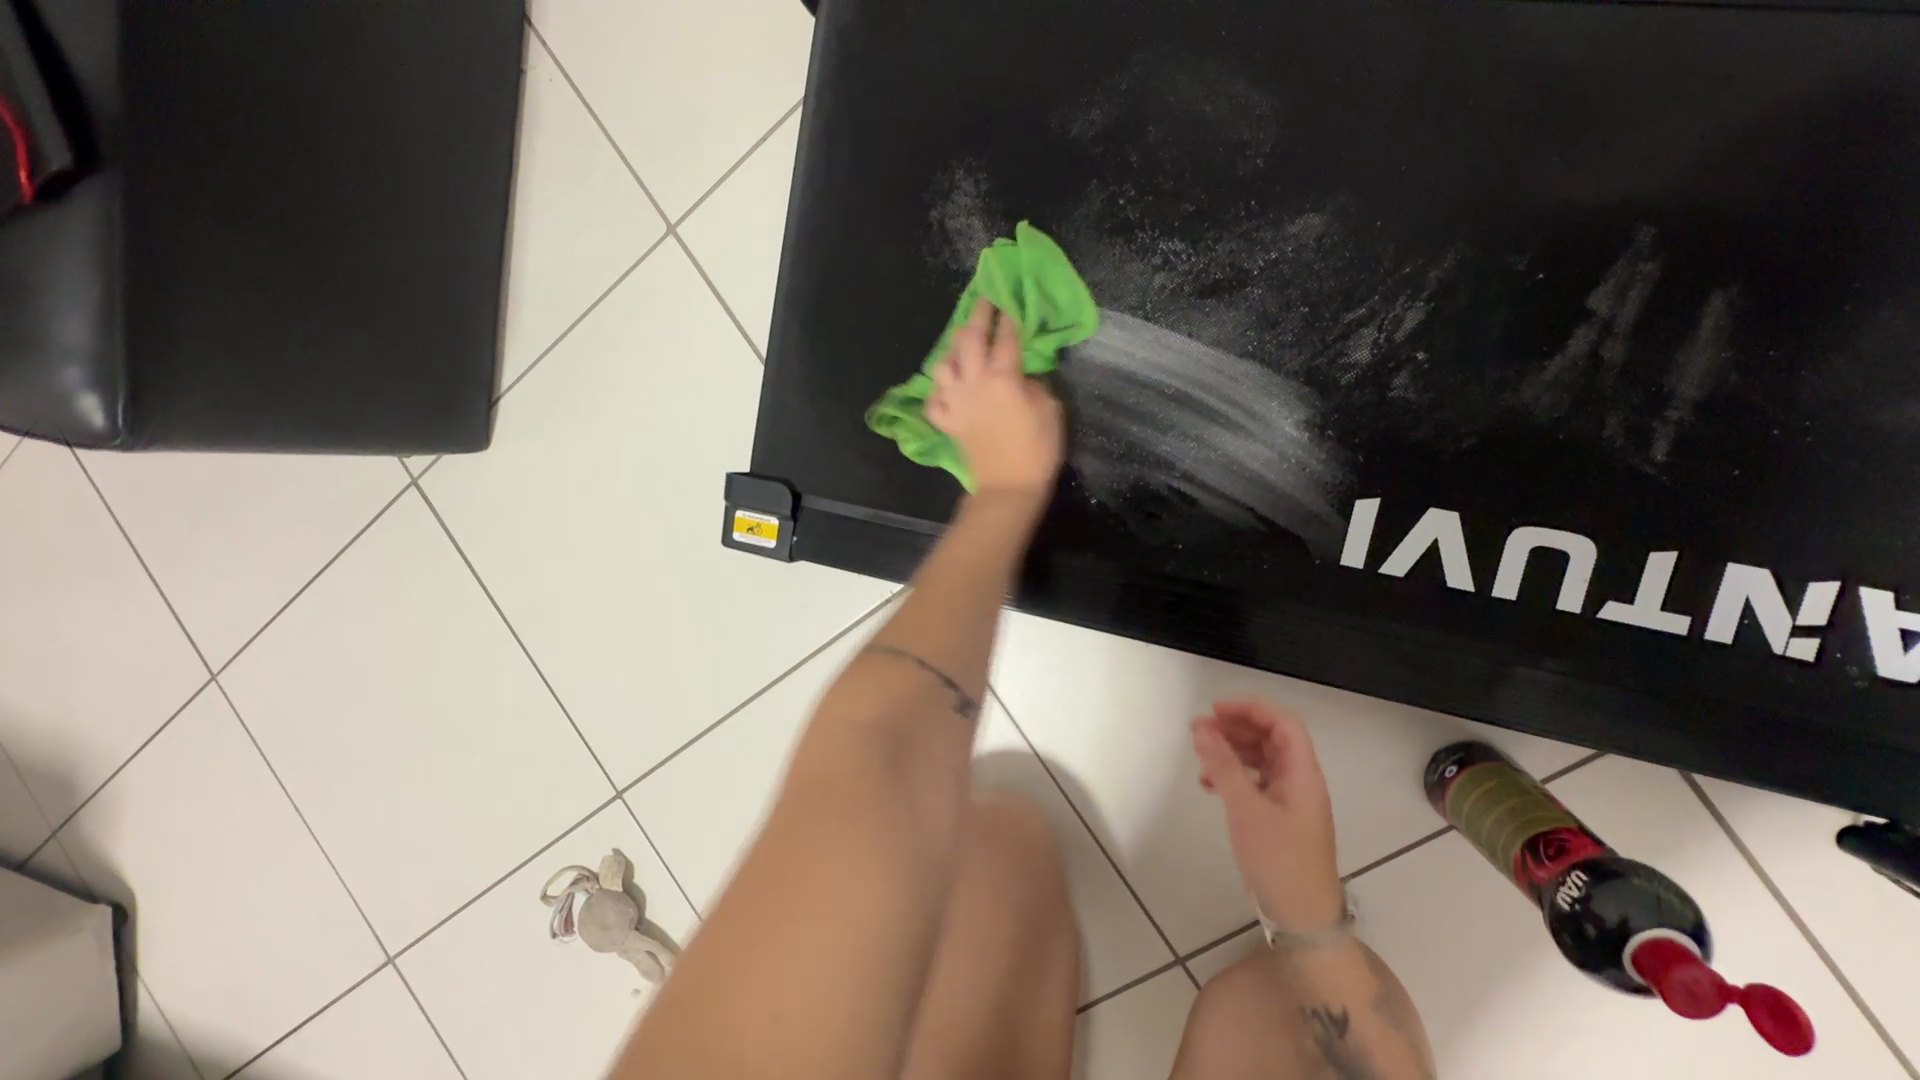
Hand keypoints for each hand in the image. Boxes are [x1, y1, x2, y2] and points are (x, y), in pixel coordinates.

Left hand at [927, 299, 1065, 498]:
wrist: (1008, 488)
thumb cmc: (1037, 451)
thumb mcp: (1051, 411)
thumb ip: (1037, 386)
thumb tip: (1024, 377)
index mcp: (1004, 377)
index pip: (1006, 338)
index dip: (1009, 317)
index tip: (1010, 299)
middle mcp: (974, 383)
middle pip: (969, 339)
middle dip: (977, 315)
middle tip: (984, 301)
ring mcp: (956, 403)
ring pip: (942, 365)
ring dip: (952, 349)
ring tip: (961, 345)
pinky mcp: (947, 423)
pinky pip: (934, 400)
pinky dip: (938, 391)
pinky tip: (947, 387)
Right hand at [1192, 701, 1344, 932]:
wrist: (1303, 917)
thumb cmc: (1279, 860)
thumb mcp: (1247, 811)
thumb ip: (1224, 767)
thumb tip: (1202, 729)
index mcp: (1303, 773)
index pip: (1283, 723)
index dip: (1251, 709)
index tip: (1215, 711)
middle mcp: (1300, 780)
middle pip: (1271, 737)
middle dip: (1236, 727)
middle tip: (1199, 729)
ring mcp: (1291, 800)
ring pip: (1262, 759)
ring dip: (1232, 750)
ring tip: (1199, 752)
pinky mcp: (1279, 818)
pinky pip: (1256, 782)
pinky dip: (1233, 775)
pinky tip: (1209, 784)